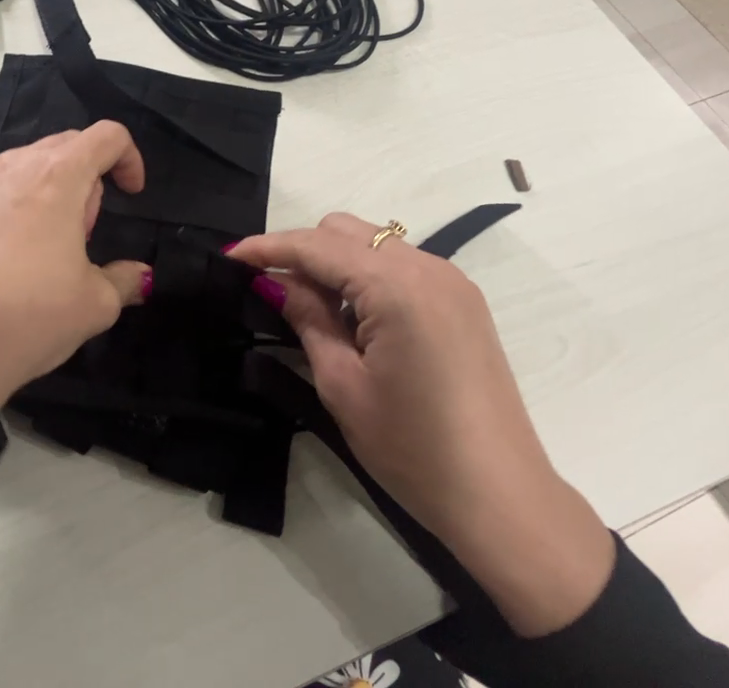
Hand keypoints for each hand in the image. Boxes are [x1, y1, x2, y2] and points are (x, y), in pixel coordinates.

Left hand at [0, 121, 150, 409]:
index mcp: (56, 179)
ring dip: (36, 195)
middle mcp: (8, 167)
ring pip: (14, 171)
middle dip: (82, 181)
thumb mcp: (95, 307)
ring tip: (31, 251)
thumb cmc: (29, 320)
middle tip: (79, 235)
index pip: (105, 136)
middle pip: (59, 148)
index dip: (127, 158)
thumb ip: (125, 279)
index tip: (129, 195)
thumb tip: (137, 275)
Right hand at [229, 212, 612, 636]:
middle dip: (301, 250)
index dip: (268, 247)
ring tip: (305, 305)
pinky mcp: (462, 302)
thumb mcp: (343, 384)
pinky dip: (366, 276)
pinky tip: (350, 315)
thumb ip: (307, 319)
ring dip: (334, 261)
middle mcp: (429, 267)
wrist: (500, 496)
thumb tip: (274, 282)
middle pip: (347, 232)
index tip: (228, 256)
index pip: (318, 246)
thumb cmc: (412, 448)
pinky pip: (400, 265)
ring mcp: (452, 282)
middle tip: (266, 289)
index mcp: (398, 286)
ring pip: (374, 243)